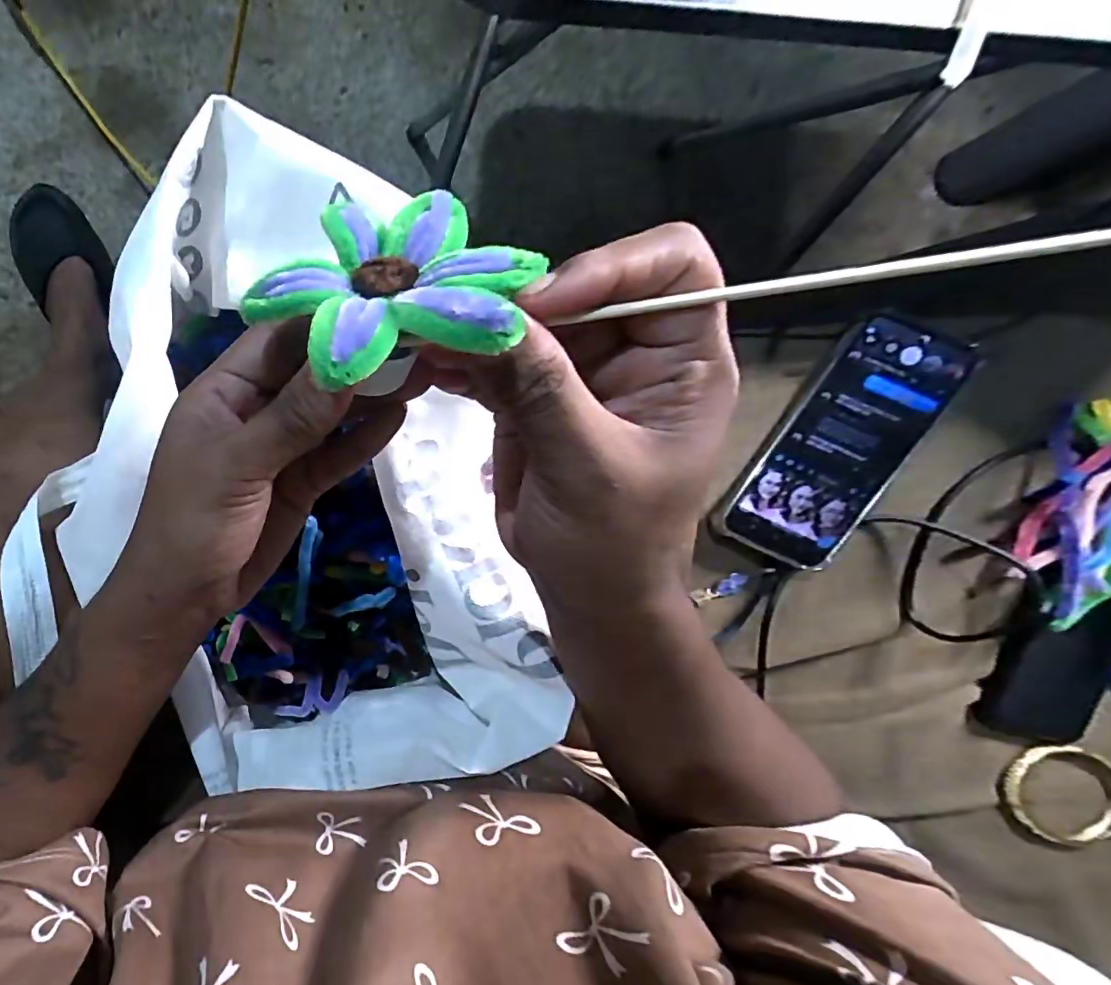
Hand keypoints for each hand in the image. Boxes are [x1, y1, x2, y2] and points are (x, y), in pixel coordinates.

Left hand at [112, 319, 405, 636]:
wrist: (185, 597)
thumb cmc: (193, 523)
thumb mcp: (238, 465)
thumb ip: (293, 417)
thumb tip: (347, 360)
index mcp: (223, 392)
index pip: (277, 340)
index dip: (324, 319)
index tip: (378, 302)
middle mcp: (253, 411)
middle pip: (310, 371)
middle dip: (356, 353)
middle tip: (415, 332)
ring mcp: (278, 447)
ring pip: (328, 412)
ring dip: (368, 394)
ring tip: (422, 367)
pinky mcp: (297, 482)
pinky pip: (334, 453)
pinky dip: (363, 438)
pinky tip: (398, 416)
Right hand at [418, 223, 737, 607]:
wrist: (584, 592)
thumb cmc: (611, 540)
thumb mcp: (584, 463)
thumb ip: (542, 388)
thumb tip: (491, 318)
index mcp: (681, 360)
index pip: (669, 265)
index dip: (608, 267)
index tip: (539, 305)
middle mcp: (630, 353)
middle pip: (581, 286)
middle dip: (519, 301)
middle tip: (456, 318)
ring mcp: (574, 375)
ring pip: (527, 322)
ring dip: (477, 328)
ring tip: (429, 337)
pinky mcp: (529, 399)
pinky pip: (495, 363)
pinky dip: (462, 361)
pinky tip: (430, 366)